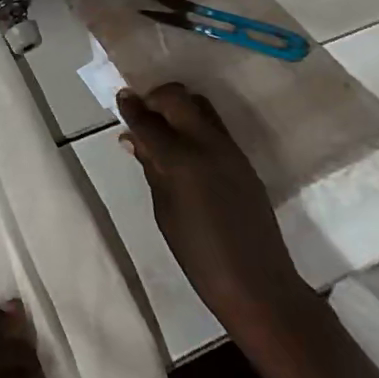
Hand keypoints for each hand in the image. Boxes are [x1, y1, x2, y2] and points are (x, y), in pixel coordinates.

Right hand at [118, 84, 308, 328]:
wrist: (257, 281)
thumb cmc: (199, 256)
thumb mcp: (164, 212)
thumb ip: (152, 169)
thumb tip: (135, 139)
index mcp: (182, 160)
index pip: (150, 122)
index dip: (132, 107)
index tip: (121, 96)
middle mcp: (208, 143)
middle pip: (179, 98)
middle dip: (157, 98)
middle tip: (142, 112)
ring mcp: (230, 149)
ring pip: (200, 106)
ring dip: (178, 107)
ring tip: (162, 127)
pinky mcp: (243, 159)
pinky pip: (214, 126)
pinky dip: (194, 124)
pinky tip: (183, 146)